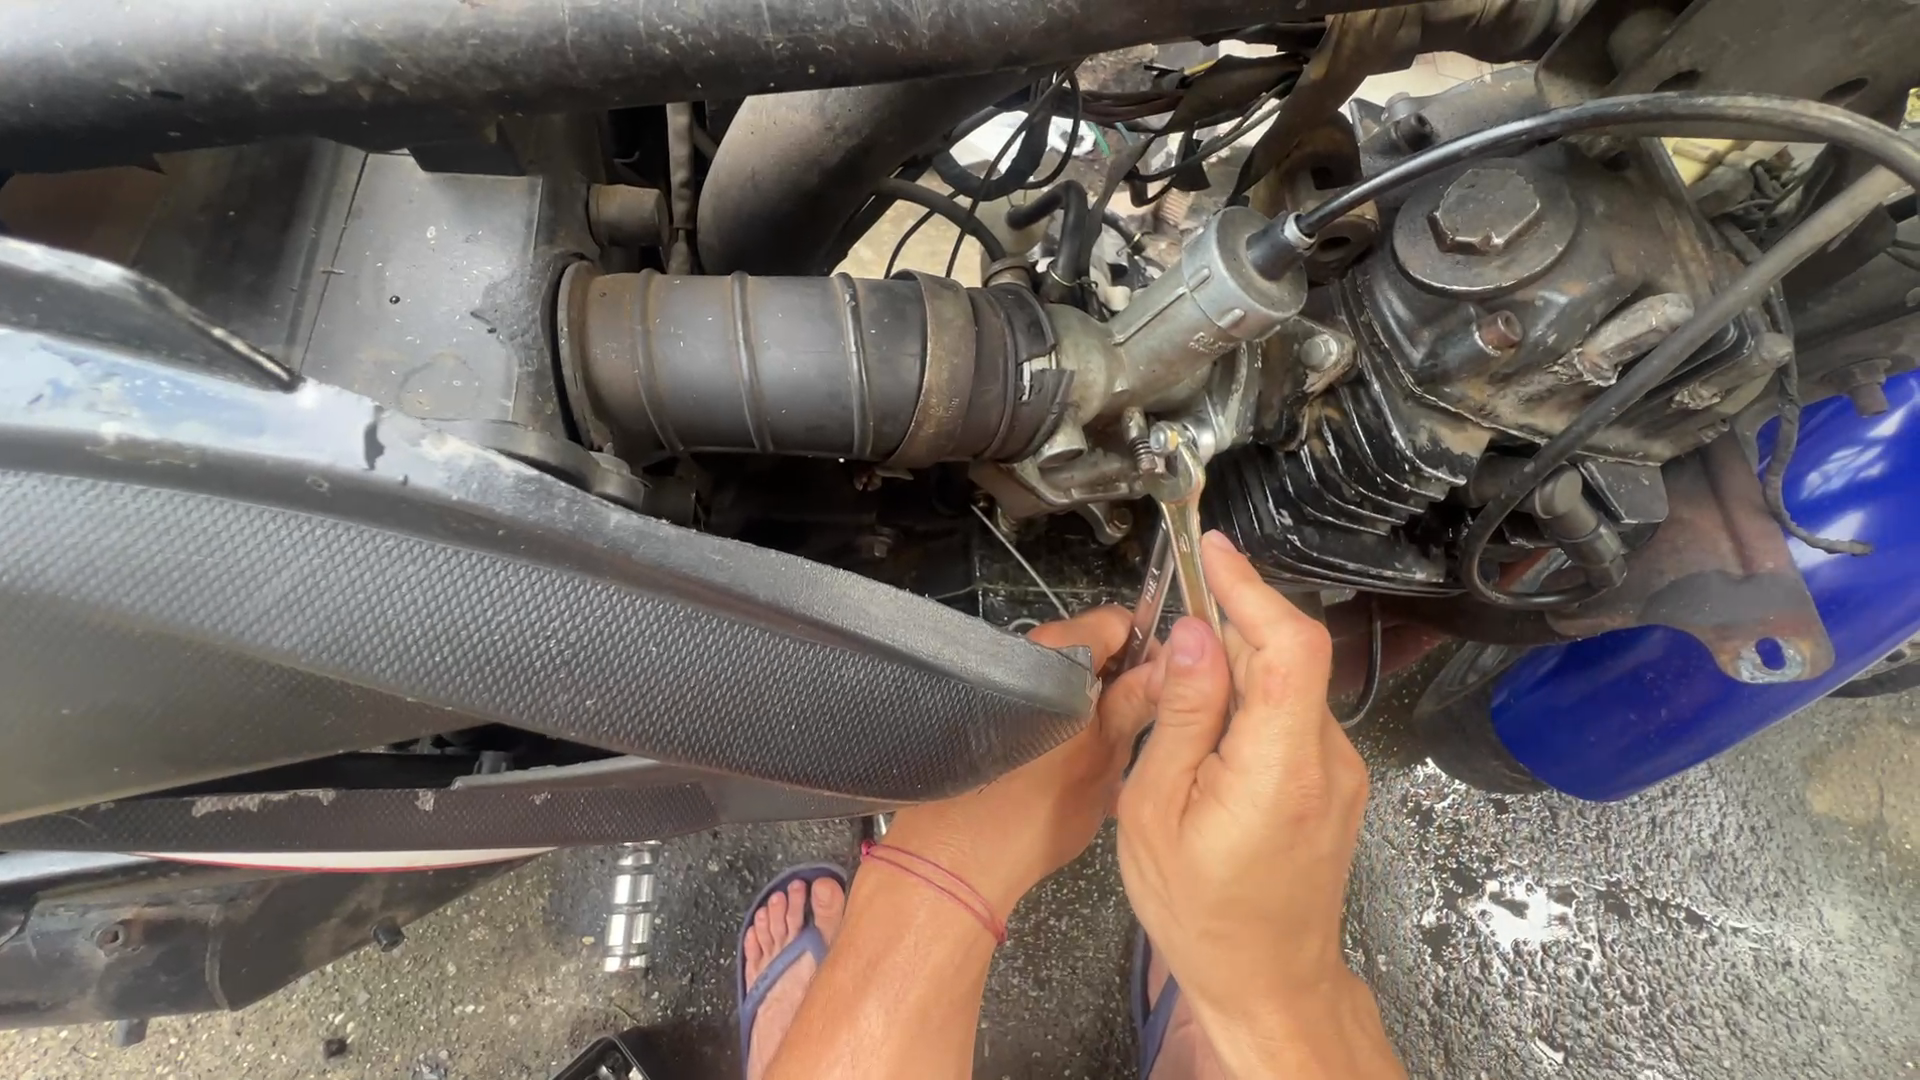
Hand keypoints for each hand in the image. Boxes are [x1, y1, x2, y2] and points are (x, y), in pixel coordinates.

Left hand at [885, 606, 1156, 917]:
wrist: (962, 852)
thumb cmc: (1040, 807)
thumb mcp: (1107, 755)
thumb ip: (1138, 701)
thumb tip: (1172, 664)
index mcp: (1055, 653)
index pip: (1114, 620)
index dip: (1147, 647)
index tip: (1162, 687)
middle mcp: (1022, 652)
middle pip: (1088, 644)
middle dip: (1119, 678)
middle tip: (1138, 725)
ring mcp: (1000, 678)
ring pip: (1064, 673)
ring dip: (1090, 699)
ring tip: (1106, 748)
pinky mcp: (986, 705)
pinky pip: (1038, 693)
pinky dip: (1061, 713)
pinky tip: (1069, 756)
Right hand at [1118, 532, 1399, 1076]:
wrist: (1267, 982)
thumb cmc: (1196, 906)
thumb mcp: (1155, 809)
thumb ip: (1181, 715)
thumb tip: (1190, 634)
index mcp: (1278, 766)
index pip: (1287, 646)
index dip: (1251, 588)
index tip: (1211, 549)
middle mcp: (1327, 758)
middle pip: (1288, 654)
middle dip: (1231, 618)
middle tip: (1171, 618)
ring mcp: (1340, 770)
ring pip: (1289, 680)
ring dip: (1236, 657)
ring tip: (1177, 678)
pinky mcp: (1335, 780)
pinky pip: (1292, 711)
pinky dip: (1251, 692)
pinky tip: (1208, 718)